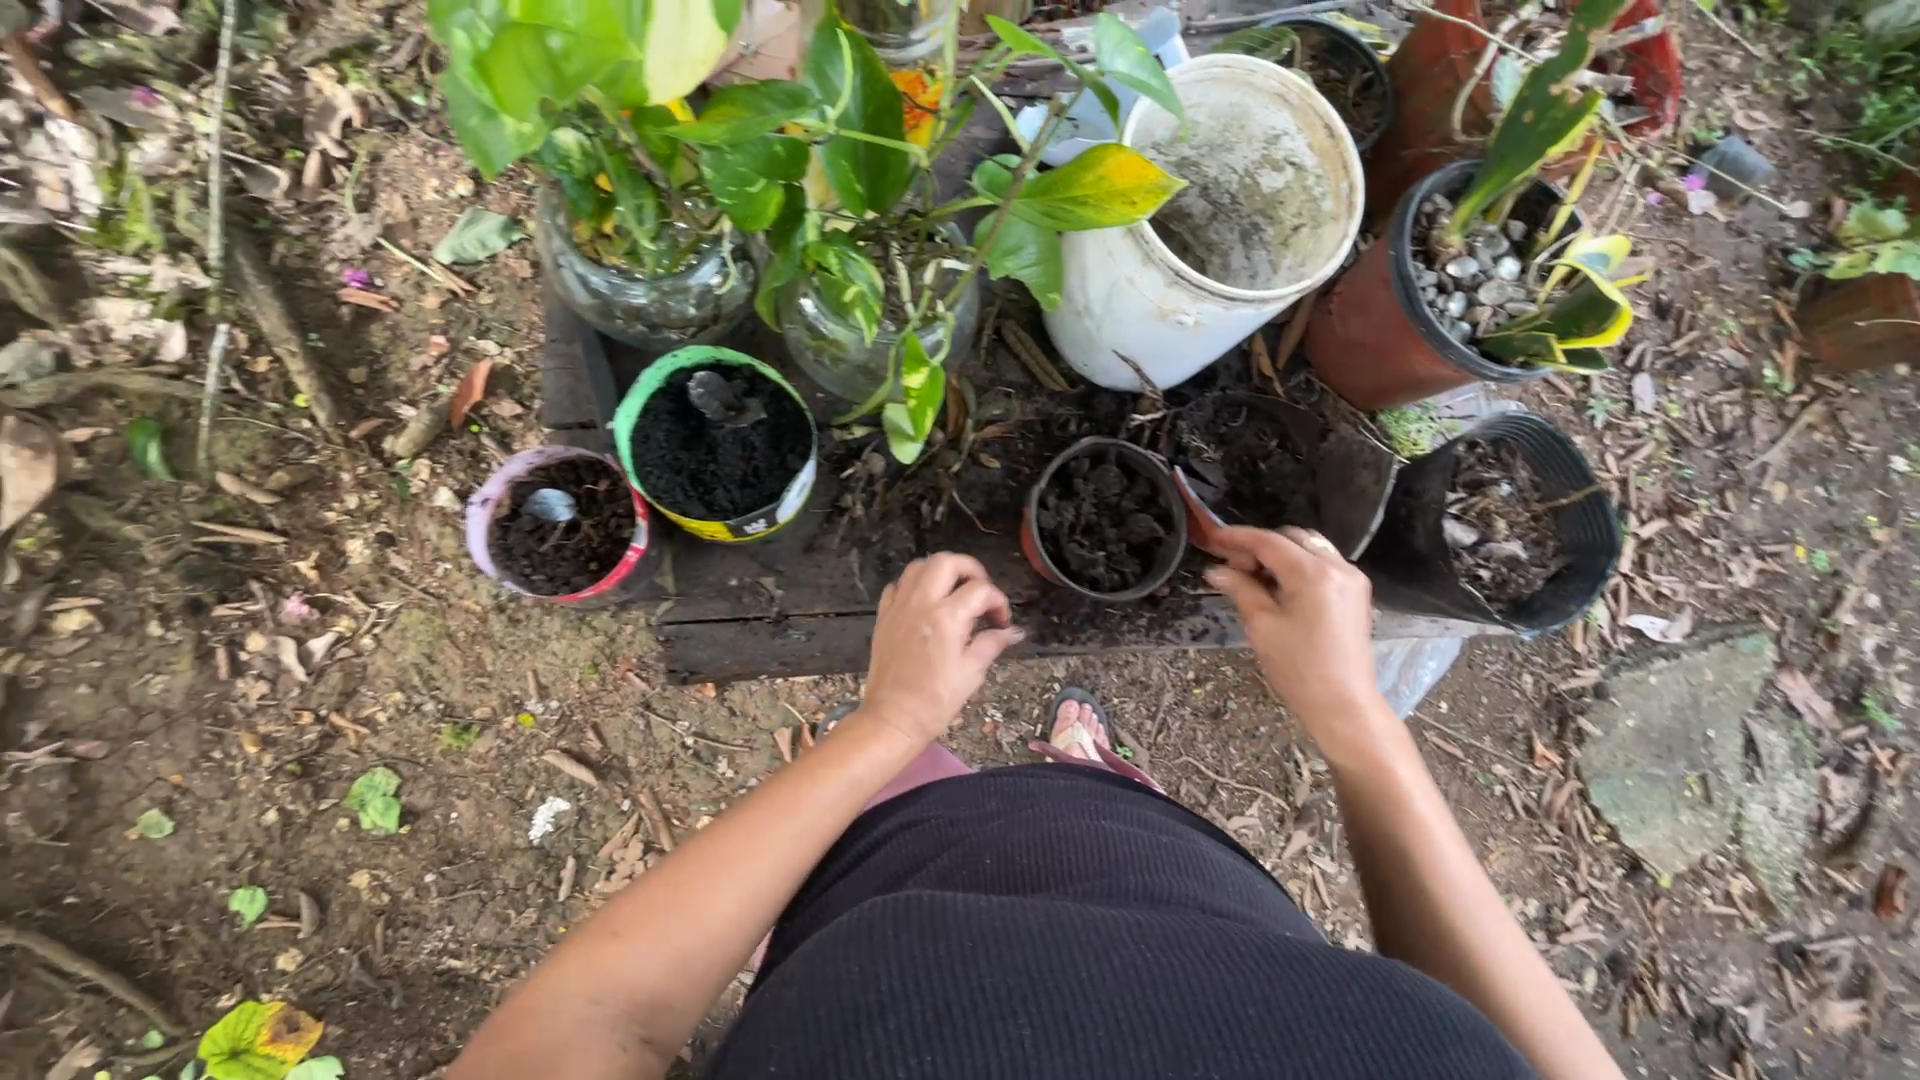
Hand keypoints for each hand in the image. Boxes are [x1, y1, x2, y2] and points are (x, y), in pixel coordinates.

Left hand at [859, 553, 1022, 744]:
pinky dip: (914, 585)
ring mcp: (899, 607)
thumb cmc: (936, 701)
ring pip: (919, 566)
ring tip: (954, 592)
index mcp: (947, 617)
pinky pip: (898, 585)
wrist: (893, 718)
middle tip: (980, 591)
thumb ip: (992, 643)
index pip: (981, 591)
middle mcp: (921, 603)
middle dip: (970, 570)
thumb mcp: (972, 672)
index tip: (1002, 622)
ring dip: (941, 572)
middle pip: (947, 561)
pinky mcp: (883, 616)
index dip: (999, 602)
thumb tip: (1013, 631)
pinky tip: (925, 603)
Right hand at [1205, 526, 1384, 740]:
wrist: (1343, 703)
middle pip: (1291, 539)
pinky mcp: (1355, 593)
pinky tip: (1279, 587)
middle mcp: (1338, 567)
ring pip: (1309, 548)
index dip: (1237, 537)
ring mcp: (1351, 579)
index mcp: (1313, 574)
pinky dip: (1298, 566)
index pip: (1269, 542)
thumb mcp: (1262, 626)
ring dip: (1280, 555)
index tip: (1212, 538)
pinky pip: (1323, 564)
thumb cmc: (1298, 667)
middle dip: (1259, 547)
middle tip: (1233, 568)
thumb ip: (1240, 590)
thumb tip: (1216, 571)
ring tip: (1254, 578)